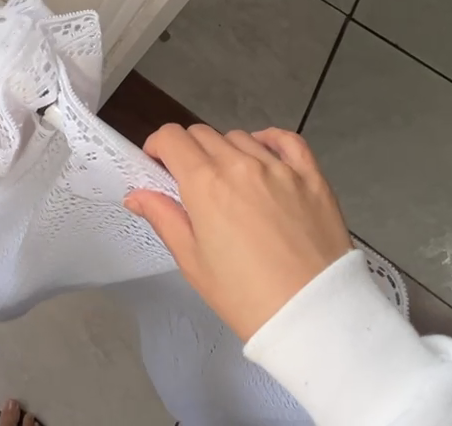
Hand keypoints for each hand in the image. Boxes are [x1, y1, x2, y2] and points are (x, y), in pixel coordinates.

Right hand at [125, 124, 351, 341]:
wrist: (315, 318)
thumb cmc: (246, 297)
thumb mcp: (193, 263)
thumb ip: (163, 218)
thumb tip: (136, 195)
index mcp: (205, 183)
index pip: (171, 138)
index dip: (158, 147)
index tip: (158, 166)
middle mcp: (239, 163)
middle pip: (202, 134)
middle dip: (188, 151)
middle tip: (192, 183)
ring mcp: (278, 166)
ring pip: (238, 137)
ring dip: (225, 151)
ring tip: (230, 182)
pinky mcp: (311, 175)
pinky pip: (286, 140)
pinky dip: (269, 140)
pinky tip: (264, 156)